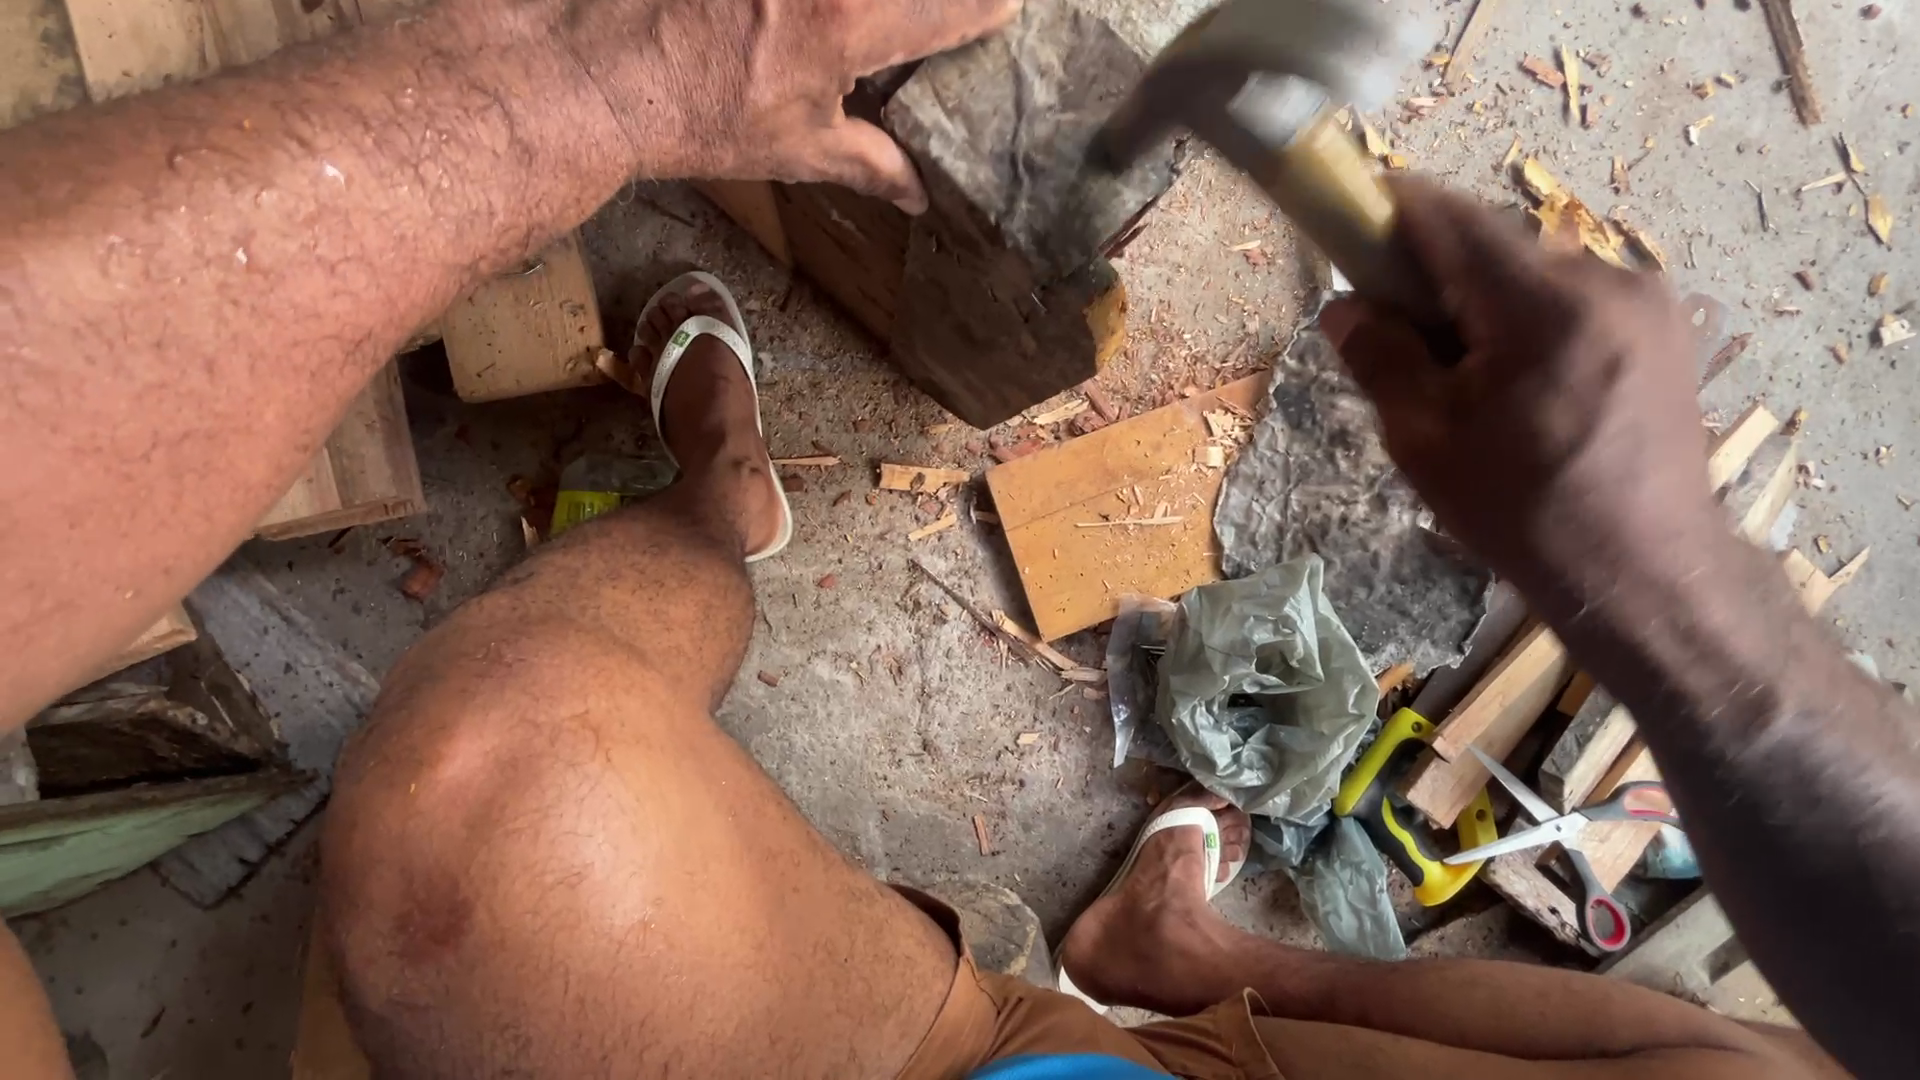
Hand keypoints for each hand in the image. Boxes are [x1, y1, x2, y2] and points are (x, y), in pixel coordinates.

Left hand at [509, 0, 1019, 211]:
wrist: (598, 71)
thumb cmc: (701, 118)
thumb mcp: (798, 148)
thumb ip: (871, 164)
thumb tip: (919, 197)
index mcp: (848, 23)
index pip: (948, 8)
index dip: (987, 8)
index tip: (1005, 10)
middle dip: (935, 3)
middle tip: (939, 18)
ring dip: (882, 6)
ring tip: (856, 32)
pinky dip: (817, 5)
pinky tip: (793, 22)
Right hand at [1320, 178, 1722, 608]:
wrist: (1639, 568)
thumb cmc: (1516, 510)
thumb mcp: (1423, 439)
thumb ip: (1381, 359)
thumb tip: (1342, 307)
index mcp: (1542, 308)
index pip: (1452, 221)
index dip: (1392, 209)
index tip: (1348, 215)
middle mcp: (1608, 280)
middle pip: (1493, 243)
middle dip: (1431, 271)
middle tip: (1388, 327)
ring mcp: (1646, 299)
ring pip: (1529, 270)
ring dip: (1476, 297)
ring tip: (1449, 369)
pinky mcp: (1660, 325)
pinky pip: (1567, 295)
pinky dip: (1517, 315)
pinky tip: (1502, 375)